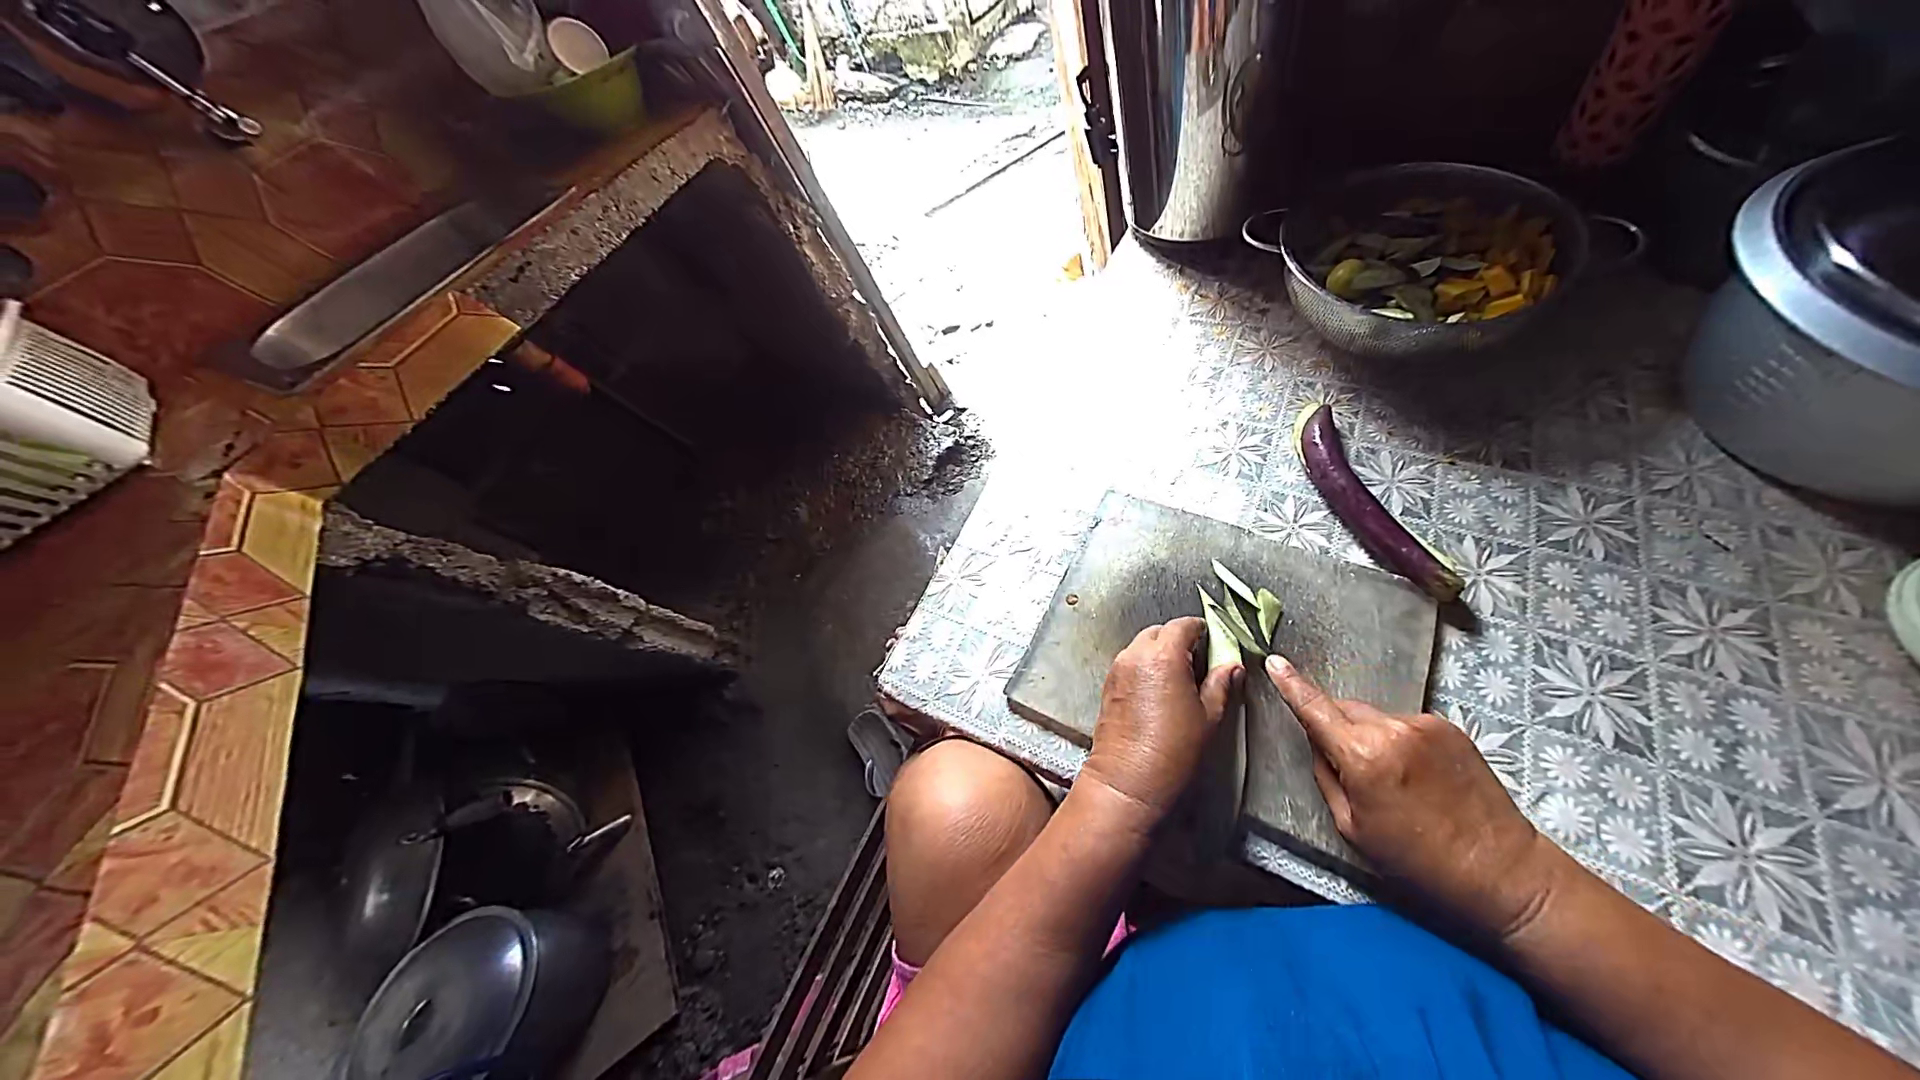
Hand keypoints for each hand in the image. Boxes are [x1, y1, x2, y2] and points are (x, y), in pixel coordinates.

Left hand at [1081, 618, 1240, 826]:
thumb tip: (1231, 666)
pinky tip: (1160, 689)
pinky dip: (1146, 666)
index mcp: (1163, 656)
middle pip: (1160, 631)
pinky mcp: (1109, 683)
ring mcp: (1118, 668)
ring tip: (1181, 677)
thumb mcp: (1208, 716)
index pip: (1183, 625)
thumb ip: (1221, 683)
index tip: (1214, 639)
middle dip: (1180, 640)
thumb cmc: (1169, 751)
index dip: (1202, 629)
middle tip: (1201, 660)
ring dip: (1161, 652)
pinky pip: (1130, 662)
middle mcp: (1135, 655)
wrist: (1127, 778)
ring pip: (1142, 645)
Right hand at [1266, 654, 1562, 939]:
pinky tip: (1418, 776)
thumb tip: (1319, 744)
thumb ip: (1327, 776)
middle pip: (1344, 711)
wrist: (1503, 871)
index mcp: (1363, 756)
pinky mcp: (1450, 728)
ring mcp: (1425, 726)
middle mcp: (1392, 730)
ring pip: (1374, 718)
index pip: (1315, 710)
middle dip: (1338, 730)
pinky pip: (1404, 725)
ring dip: (1371, 737)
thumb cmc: (1420, 861)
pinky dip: (1399, 742)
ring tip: (1395, 781)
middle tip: (1352, 771)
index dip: (1291, 685)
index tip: (1274, 663)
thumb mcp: (1352, 826)